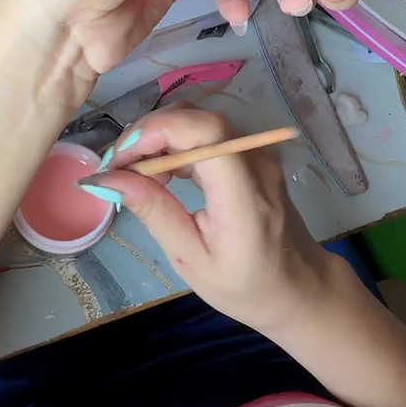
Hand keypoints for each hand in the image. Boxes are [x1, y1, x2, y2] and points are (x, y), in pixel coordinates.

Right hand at [86, 108, 358, 335]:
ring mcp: (257, 154)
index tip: (119, 159)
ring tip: (134, 170)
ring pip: (199, 119)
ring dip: (159, 135)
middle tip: (117, 165)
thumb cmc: (244, 285)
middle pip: (198, 119)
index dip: (156, 132)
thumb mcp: (191, 259)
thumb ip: (154, 211)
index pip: (204, 134)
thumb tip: (107, 177)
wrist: (298, 287)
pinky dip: (175, 141)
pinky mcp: (251, 153)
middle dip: (148, 132)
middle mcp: (256, 163)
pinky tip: (160, 170)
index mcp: (244, 197)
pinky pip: (207, 131)